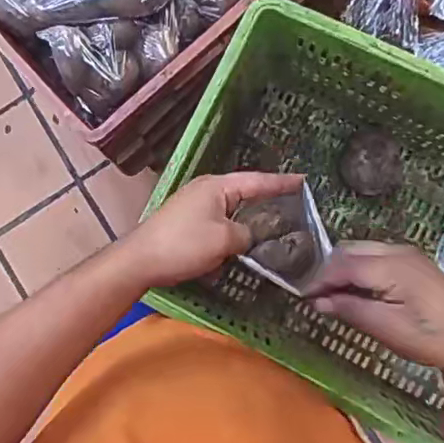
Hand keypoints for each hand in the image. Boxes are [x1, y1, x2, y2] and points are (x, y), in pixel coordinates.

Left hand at [120, 172, 303, 288]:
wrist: (139, 261)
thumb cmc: (182, 245)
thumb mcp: (224, 240)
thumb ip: (245, 234)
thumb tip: (247, 236)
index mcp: (217, 186)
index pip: (257, 181)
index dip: (281, 183)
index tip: (304, 180)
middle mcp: (206, 190)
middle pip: (244, 193)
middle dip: (267, 201)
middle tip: (293, 206)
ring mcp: (194, 205)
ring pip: (231, 210)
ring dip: (248, 220)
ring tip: (273, 226)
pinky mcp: (186, 223)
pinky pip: (218, 223)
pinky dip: (231, 231)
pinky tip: (241, 244)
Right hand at [304, 242, 443, 377]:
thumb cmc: (427, 337)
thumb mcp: (384, 327)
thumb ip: (350, 309)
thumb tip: (318, 300)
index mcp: (391, 265)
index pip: (343, 264)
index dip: (320, 278)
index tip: (304, 296)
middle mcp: (398, 251)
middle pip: (350, 250)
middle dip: (329, 270)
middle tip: (316, 295)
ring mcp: (408, 254)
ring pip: (362, 250)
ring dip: (344, 267)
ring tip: (333, 293)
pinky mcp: (414, 262)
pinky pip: (375, 255)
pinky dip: (359, 268)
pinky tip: (357, 289)